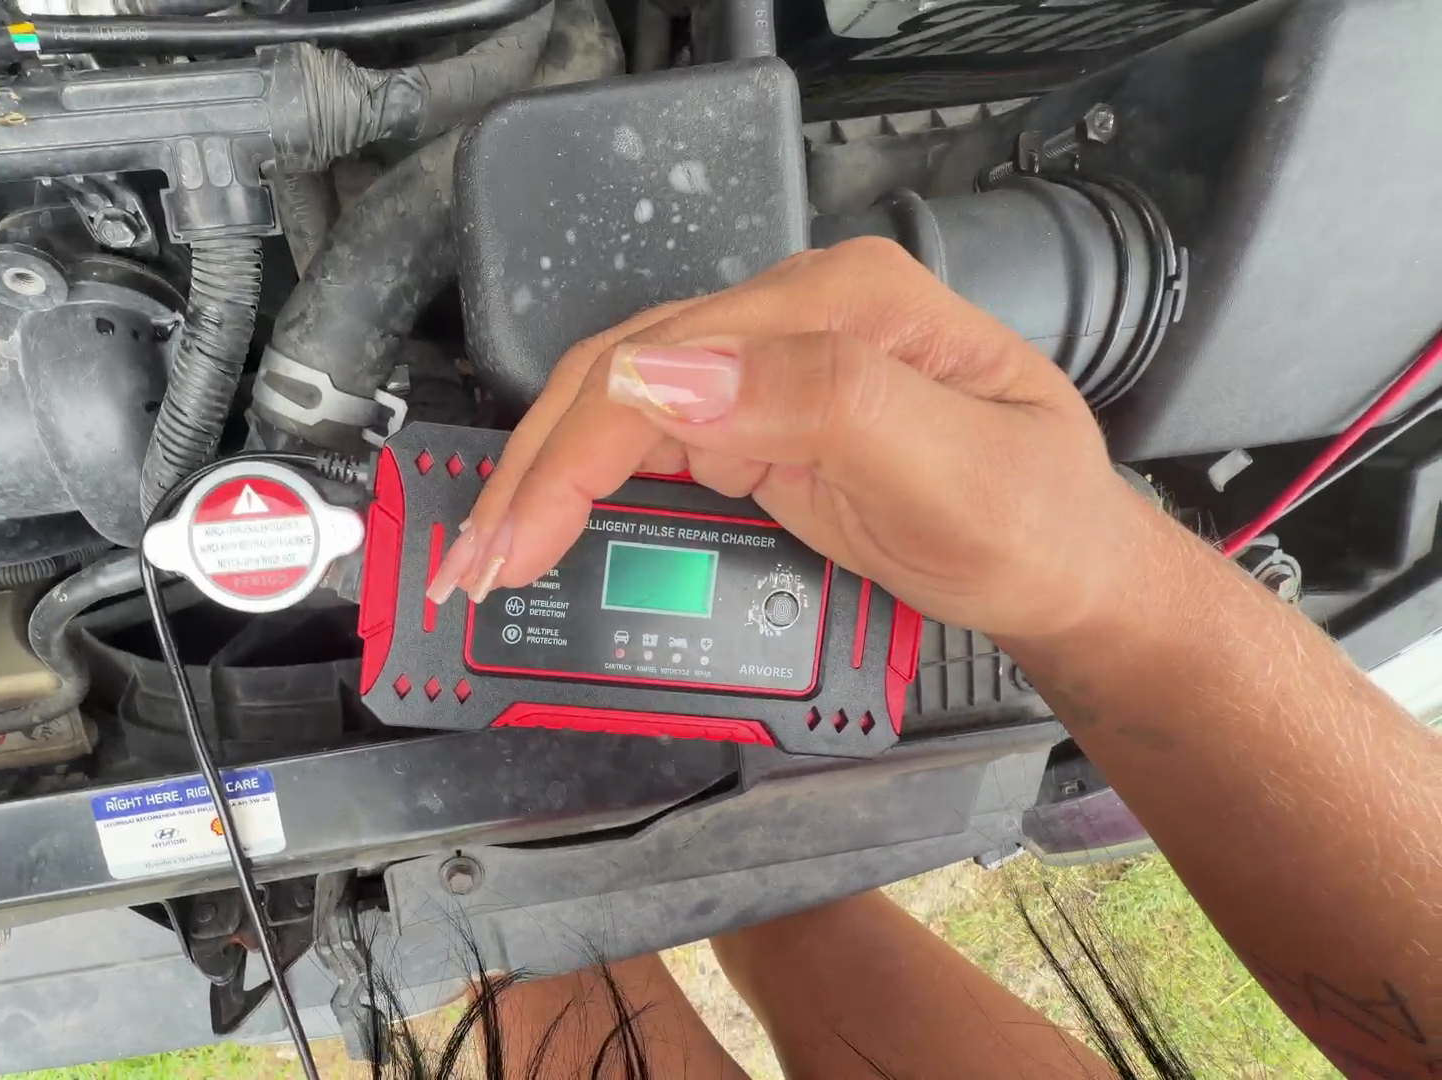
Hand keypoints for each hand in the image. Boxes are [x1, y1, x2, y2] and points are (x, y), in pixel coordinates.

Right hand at [426, 238, 1156, 639]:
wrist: (1056, 564)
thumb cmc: (1029, 521)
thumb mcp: (957, 467)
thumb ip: (822, 400)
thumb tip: (667, 372)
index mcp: (830, 306)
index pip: (658, 368)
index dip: (569, 457)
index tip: (515, 543)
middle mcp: (779, 320)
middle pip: (611, 378)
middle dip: (528, 473)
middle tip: (473, 559)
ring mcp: (754, 367)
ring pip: (607, 407)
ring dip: (537, 479)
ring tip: (490, 548)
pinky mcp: (740, 417)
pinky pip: (634, 439)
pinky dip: (578, 483)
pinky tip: (545, 519)